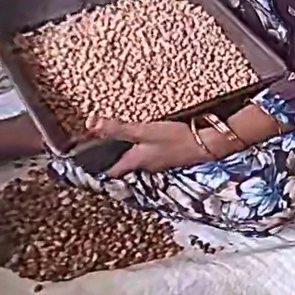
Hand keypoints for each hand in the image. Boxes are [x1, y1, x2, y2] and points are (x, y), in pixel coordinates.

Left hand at [86, 118, 209, 174]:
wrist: (207, 145)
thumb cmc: (176, 139)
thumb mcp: (144, 131)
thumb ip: (119, 128)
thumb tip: (91, 124)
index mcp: (136, 161)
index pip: (111, 171)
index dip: (98, 168)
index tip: (86, 163)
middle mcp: (146, 166)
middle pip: (125, 166)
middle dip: (114, 159)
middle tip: (103, 149)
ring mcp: (160, 163)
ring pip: (139, 161)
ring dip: (130, 154)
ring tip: (122, 143)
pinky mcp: (171, 157)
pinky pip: (152, 156)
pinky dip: (145, 150)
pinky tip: (148, 141)